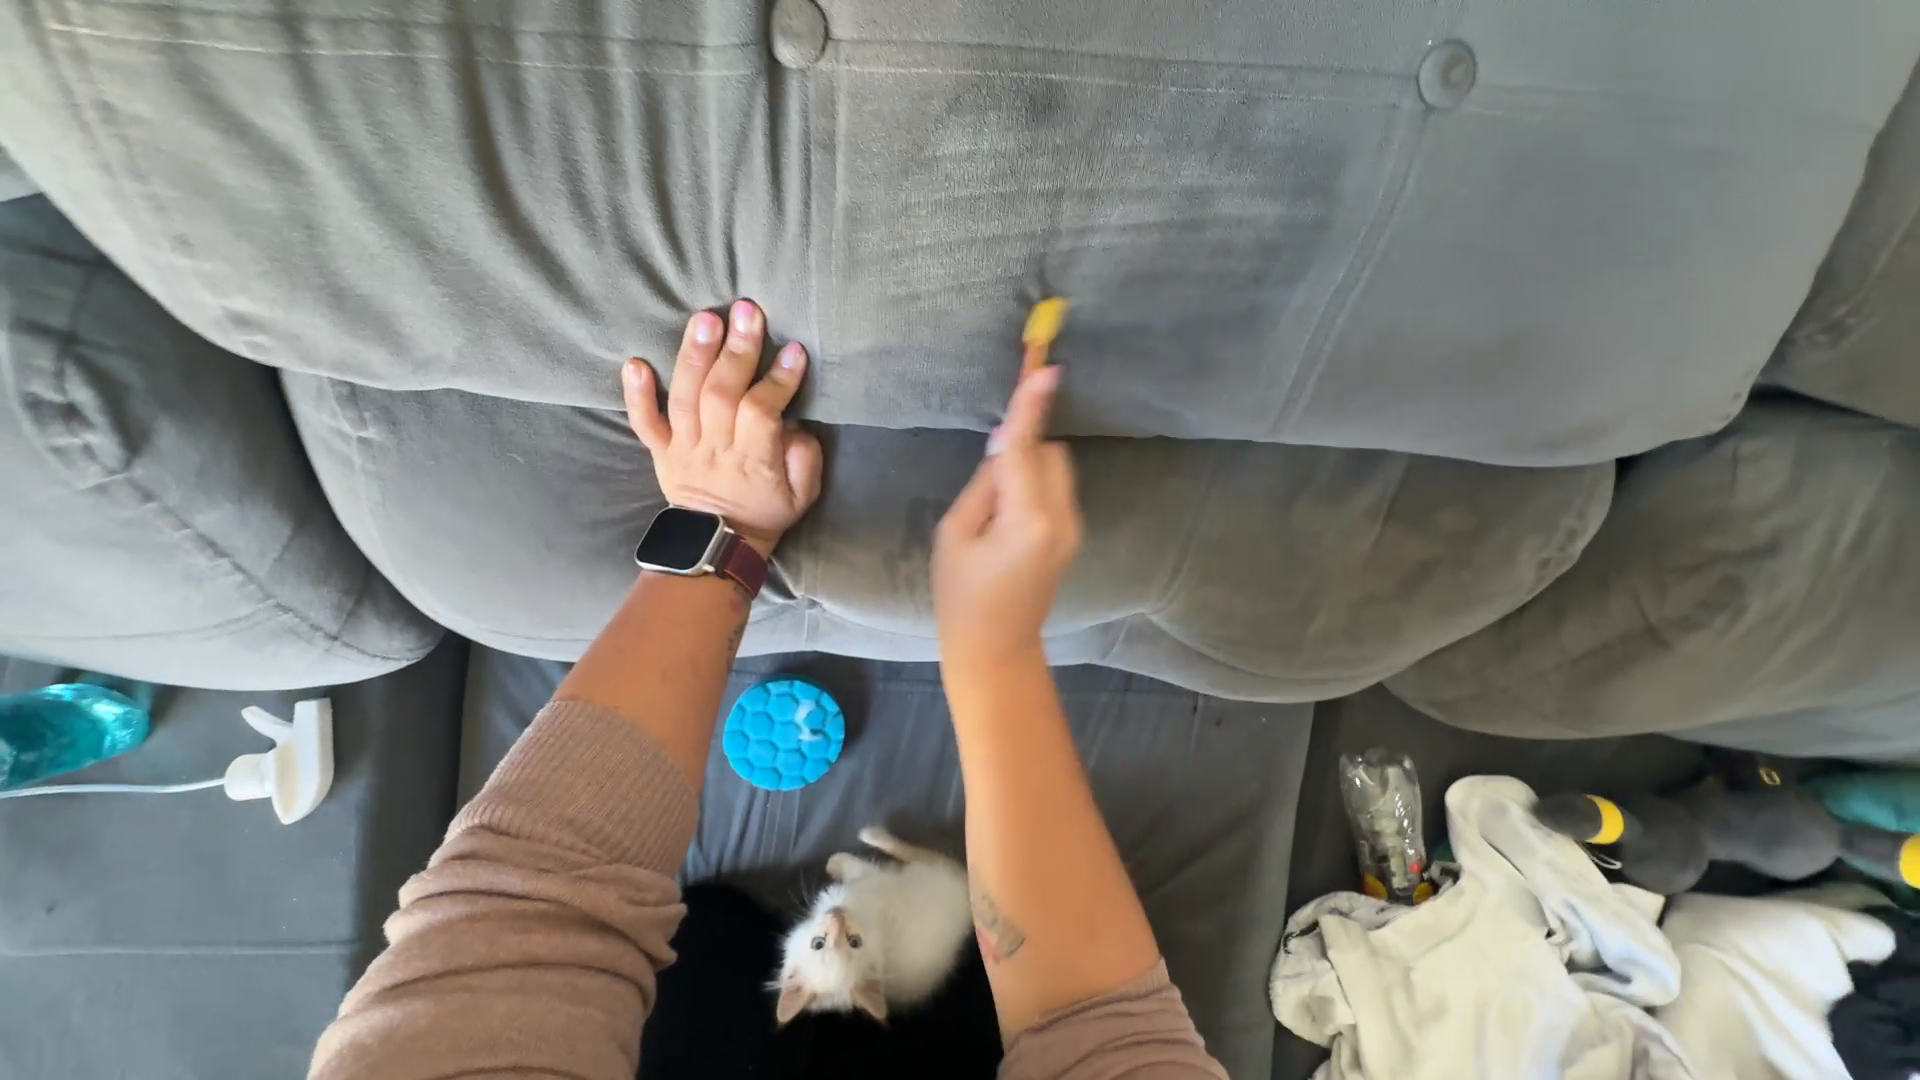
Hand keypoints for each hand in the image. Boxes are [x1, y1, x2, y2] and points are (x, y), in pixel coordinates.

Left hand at [624, 300, 823, 555]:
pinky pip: (644, 423)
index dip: (778, 380)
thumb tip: (796, 424)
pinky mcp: (661, 451)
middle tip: (748, 311)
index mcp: (753, 461)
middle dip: (736, 351)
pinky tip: (635, 362)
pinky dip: (636, 394)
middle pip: (721, 394)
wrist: (718, 545)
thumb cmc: (767, 513)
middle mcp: (715, 450)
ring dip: (694, 356)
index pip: (762, 412)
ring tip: (706, 319)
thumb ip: (805, 458)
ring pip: (685, 398)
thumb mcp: (803, 496)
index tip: (794, 350)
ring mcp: (683, 449)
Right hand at [932, 366, 1081, 665]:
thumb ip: (985, 483)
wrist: (996, 647)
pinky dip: (1036, 488)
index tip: (1047, 369)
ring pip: (1057, 469)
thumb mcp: (955, 533)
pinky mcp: (1073, 536)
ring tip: (996, 514)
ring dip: (1030, 469)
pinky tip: (1009, 522)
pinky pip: (1057, 491)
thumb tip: (1006, 446)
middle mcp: (1062, 519)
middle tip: (986, 489)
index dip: (1032, 408)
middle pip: (1050, 453)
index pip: (1028, 450)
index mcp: (1028, 520)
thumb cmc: (961, 594)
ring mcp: (1073, 529)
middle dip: (1023, 451)